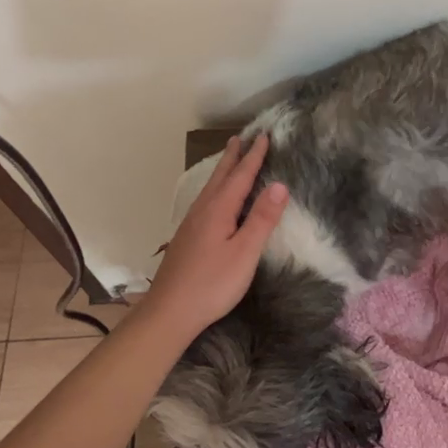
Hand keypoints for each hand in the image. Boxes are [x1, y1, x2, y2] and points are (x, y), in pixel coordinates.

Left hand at [140, 135, 287, 338]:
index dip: (253, 156)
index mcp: (219, 209)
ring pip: (210, 188)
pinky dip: (215, 188)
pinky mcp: (186, 237)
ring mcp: (191, 223)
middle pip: (220, 176)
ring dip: (222, 170)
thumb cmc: (212, 284)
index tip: (263, 135)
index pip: (240, 176)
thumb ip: (262, 219)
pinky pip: (205, 200)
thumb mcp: (245, 253)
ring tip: (229, 159)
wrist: (168, 312)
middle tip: (240, 137)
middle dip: (233, 156)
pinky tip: (214, 199)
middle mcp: (203, 210)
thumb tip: (279, 185)